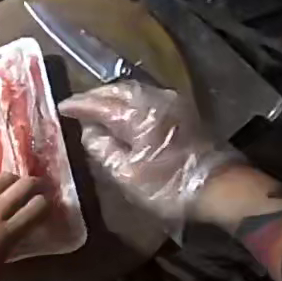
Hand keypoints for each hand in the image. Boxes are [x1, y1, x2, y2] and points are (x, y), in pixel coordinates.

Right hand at [58, 80, 239, 223]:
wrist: (221, 190)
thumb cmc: (168, 187)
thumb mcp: (125, 174)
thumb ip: (102, 149)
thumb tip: (88, 132)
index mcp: (139, 115)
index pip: (100, 104)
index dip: (78, 105)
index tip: (60, 108)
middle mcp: (157, 101)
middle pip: (118, 90)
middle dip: (94, 96)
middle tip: (75, 106)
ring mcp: (173, 104)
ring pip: (133, 91)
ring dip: (111, 97)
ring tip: (93, 108)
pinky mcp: (182, 112)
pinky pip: (146, 97)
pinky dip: (127, 101)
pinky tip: (119, 113)